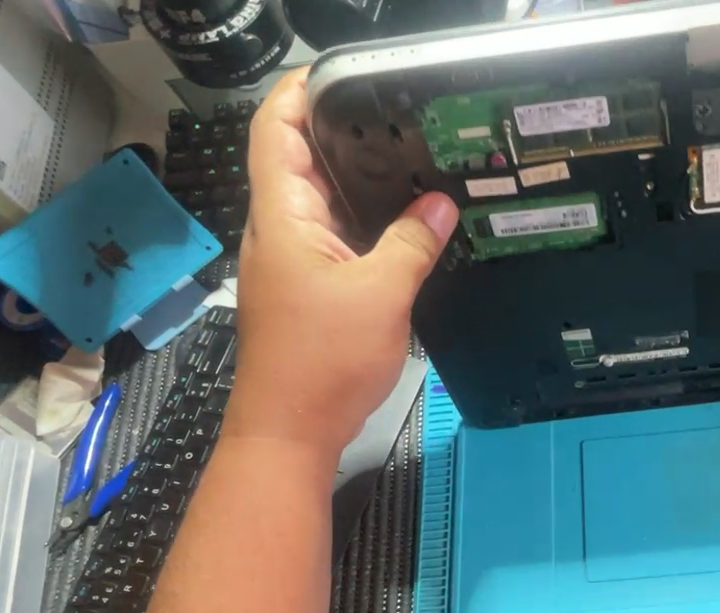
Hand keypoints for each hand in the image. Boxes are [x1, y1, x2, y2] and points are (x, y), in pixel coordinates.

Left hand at [228, 69, 458, 457]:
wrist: (292, 428)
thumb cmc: (324, 360)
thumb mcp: (380, 296)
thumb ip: (412, 244)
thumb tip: (440, 205)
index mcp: (283, 217)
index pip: (278, 130)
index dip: (301, 92)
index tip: (344, 78)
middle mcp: (280, 232)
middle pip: (302, 162)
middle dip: (344, 136)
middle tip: (400, 124)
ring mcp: (292, 264)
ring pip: (323, 207)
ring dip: (358, 187)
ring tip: (410, 169)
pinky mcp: (309, 293)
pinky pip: (335, 244)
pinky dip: (363, 229)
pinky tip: (402, 232)